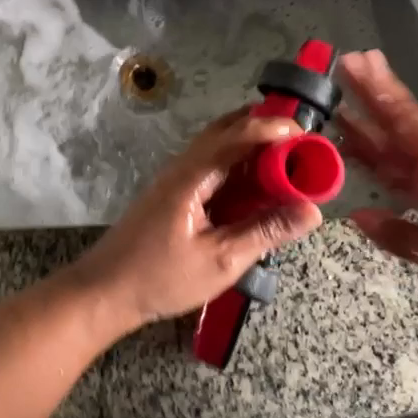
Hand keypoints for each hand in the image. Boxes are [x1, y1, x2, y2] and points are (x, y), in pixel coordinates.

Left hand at [70, 110, 323, 329]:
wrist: (106, 290)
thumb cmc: (161, 277)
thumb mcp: (220, 260)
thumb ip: (265, 231)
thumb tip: (311, 209)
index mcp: (193, 175)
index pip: (238, 134)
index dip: (273, 128)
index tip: (306, 135)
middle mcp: (183, 166)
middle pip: (226, 130)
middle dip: (263, 127)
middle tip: (301, 140)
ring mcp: (176, 177)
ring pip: (217, 145)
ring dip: (250, 144)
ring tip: (285, 159)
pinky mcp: (174, 192)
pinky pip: (211, 163)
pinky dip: (236, 162)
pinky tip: (254, 183)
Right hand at [339, 50, 417, 335]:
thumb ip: (411, 240)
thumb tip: (359, 216)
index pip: (413, 127)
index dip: (384, 94)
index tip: (360, 63)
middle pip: (404, 129)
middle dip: (374, 95)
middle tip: (345, 63)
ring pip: (402, 150)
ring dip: (372, 124)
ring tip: (339, 100)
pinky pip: (407, 175)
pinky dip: (380, 160)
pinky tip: (358, 151)